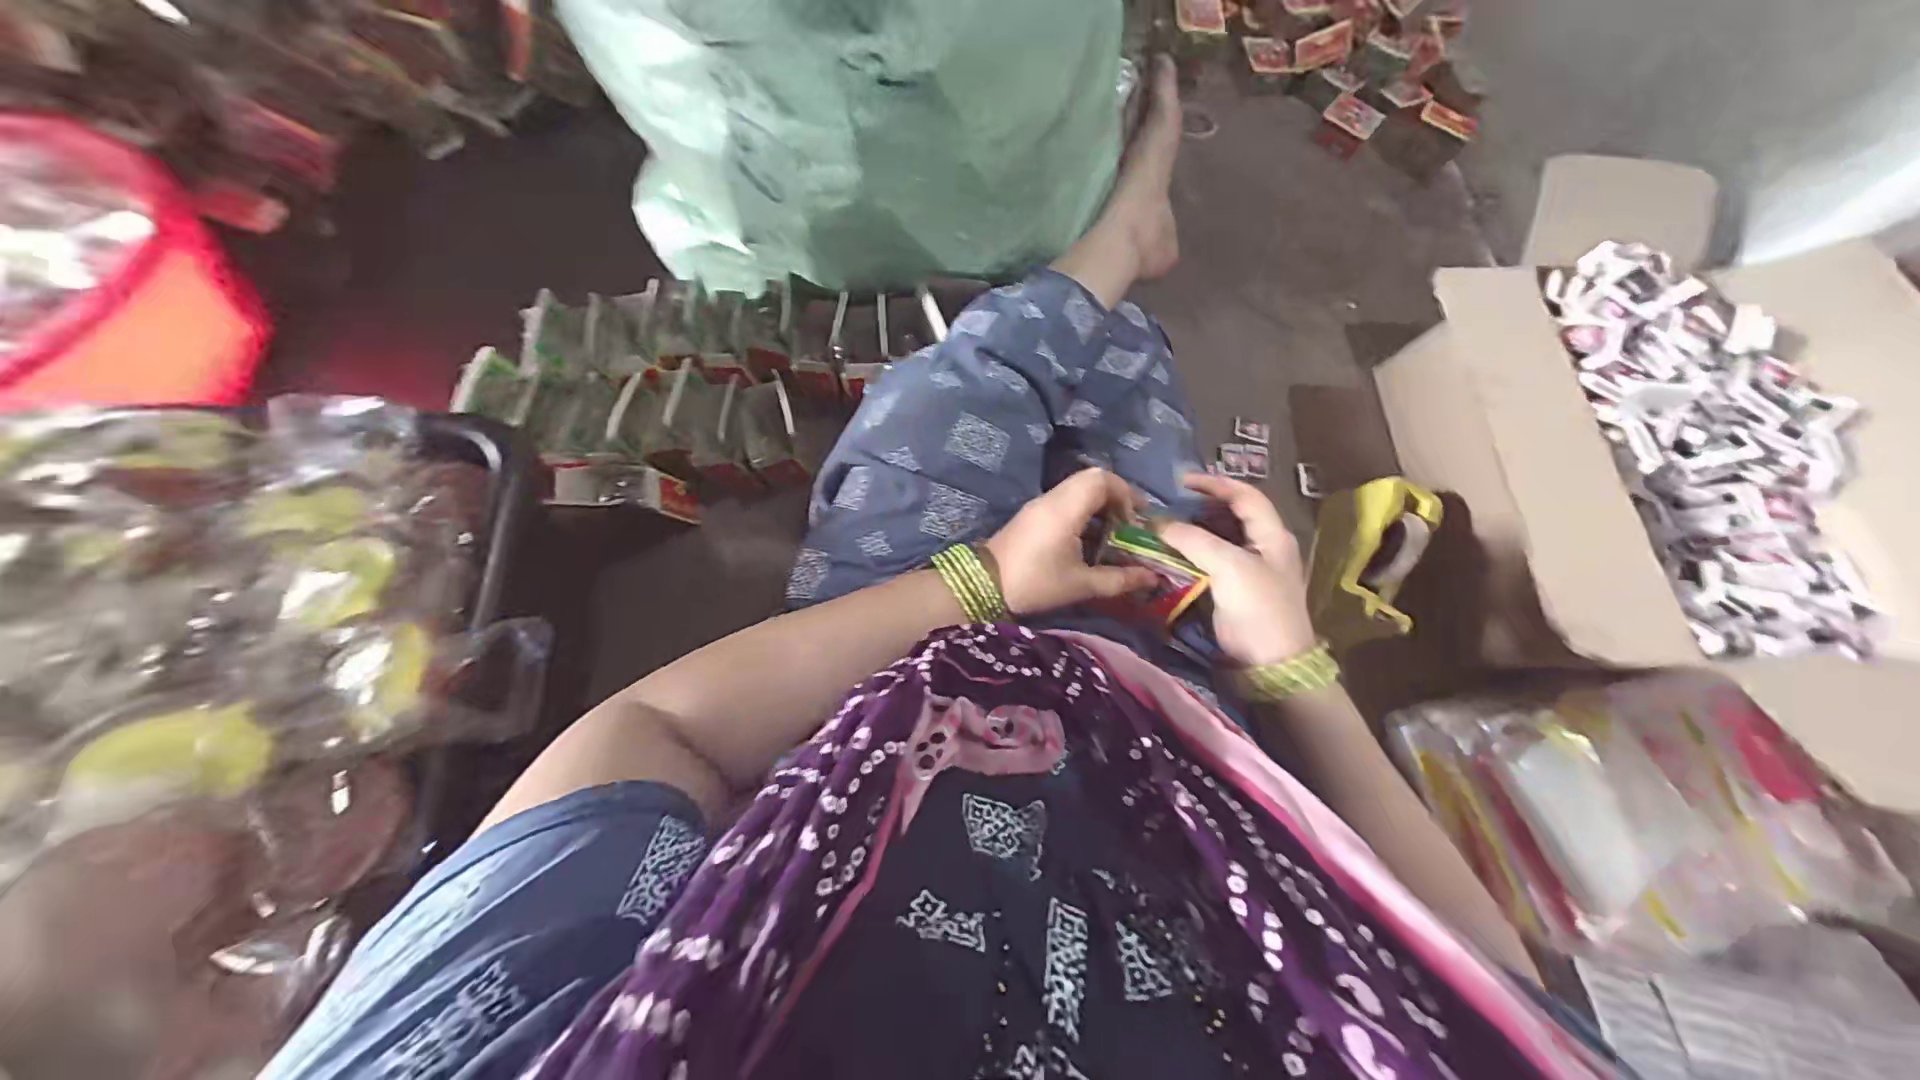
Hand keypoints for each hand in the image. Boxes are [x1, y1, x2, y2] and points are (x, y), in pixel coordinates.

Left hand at [985, 469, 1159, 614]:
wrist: (984, 585)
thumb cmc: (1035, 583)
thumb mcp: (1081, 585)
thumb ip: (1120, 579)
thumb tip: (1153, 578)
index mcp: (1065, 508)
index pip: (1101, 479)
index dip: (1126, 493)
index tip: (1138, 519)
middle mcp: (1052, 499)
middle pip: (1091, 479)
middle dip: (1116, 497)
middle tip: (1129, 524)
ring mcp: (1039, 505)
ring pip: (1076, 489)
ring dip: (1099, 505)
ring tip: (1113, 534)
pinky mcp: (1031, 515)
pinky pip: (1064, 501)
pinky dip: (1082, 512)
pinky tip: (1089, 540)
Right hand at [1155, 474, 1315, 666]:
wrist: (1270, 663)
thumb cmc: (1257, 608)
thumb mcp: (1228, 566)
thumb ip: (1194, 540)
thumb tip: (1159, 523)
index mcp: (1272, 535)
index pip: (1245, 495)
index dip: (1215, 483)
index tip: (1182, 482)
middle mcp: (1264, 547)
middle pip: (1232, 515)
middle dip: (1201, 506)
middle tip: (1169, 505)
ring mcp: (1250, 570)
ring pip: (1220, 538)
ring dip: (1193, 530)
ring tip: (1166, 527)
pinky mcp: (1235, 590)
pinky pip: (1211, 561)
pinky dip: (1191, 553)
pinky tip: (1172, 554)